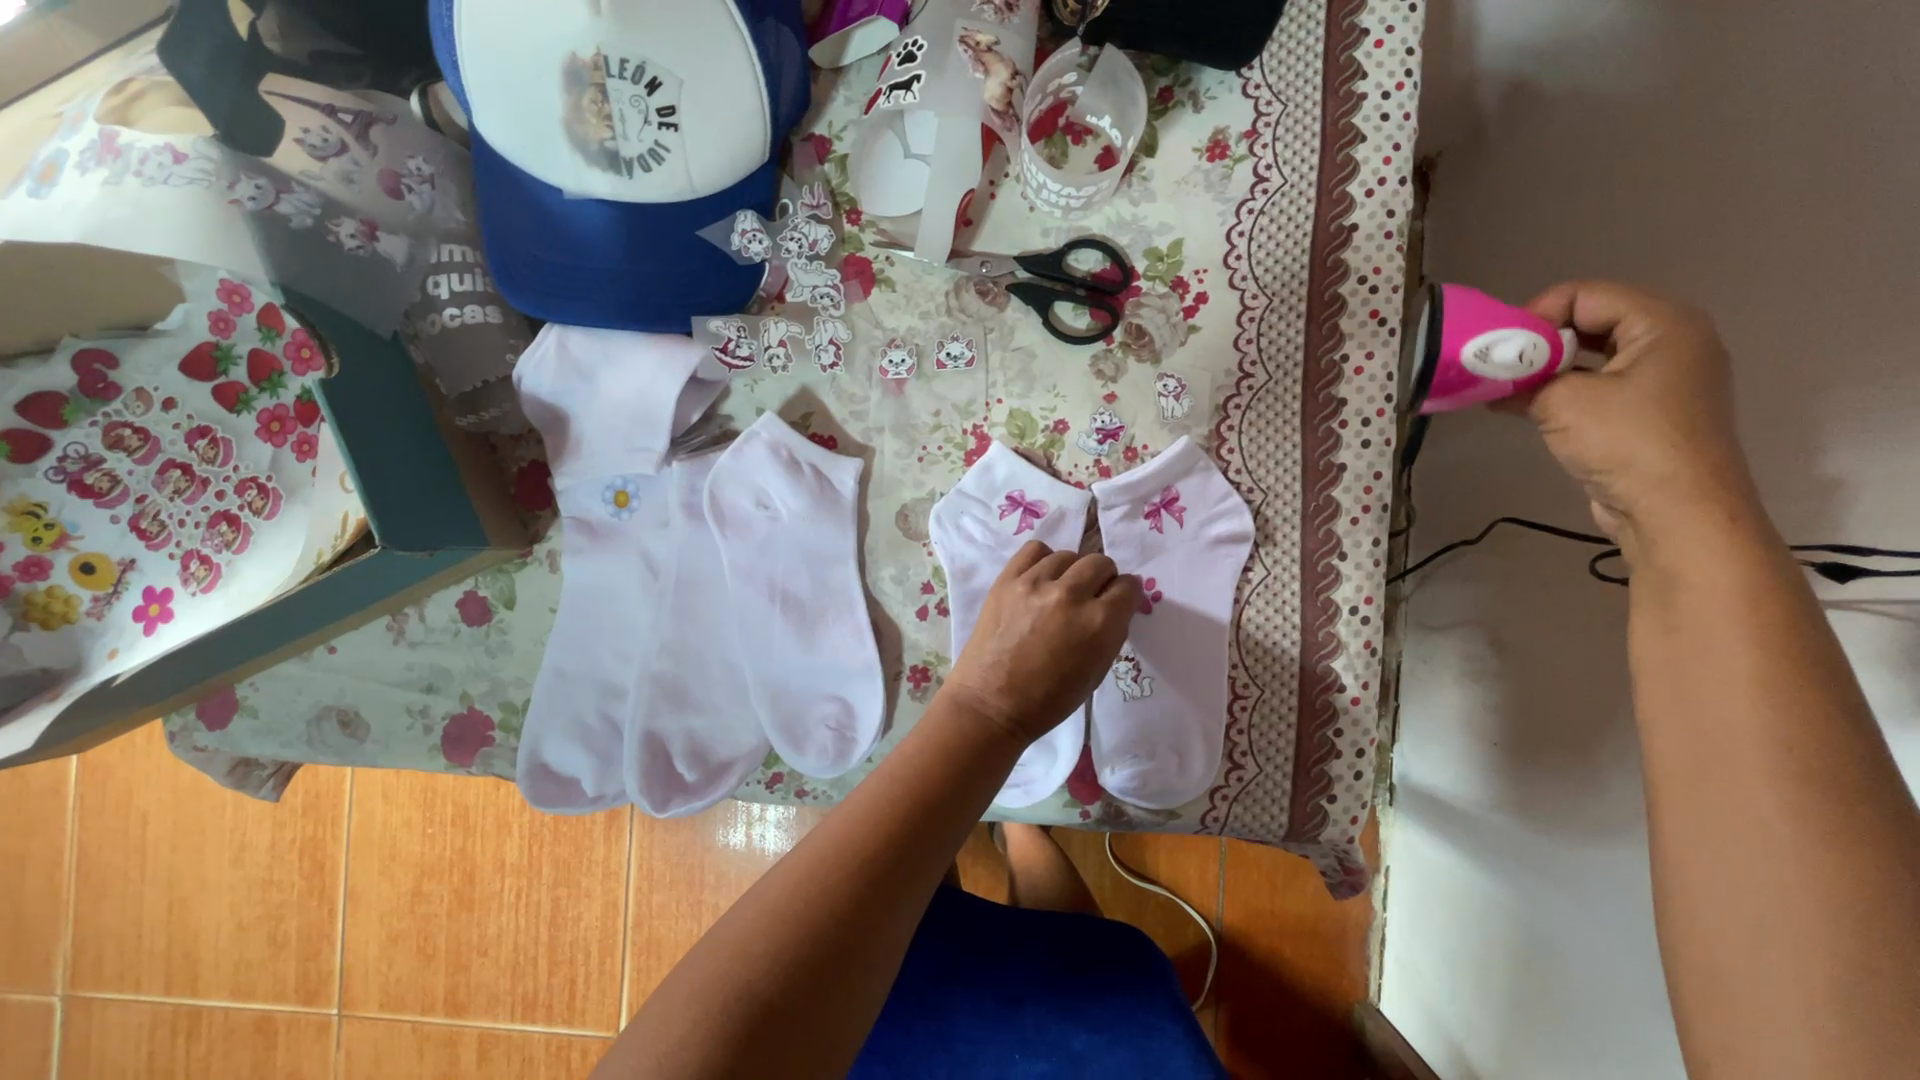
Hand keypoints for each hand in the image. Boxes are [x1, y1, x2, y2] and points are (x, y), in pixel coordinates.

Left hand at [940, 541, 1142, 746]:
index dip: (1125, 595)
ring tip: (1061, 591)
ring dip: (1072, 571)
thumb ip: (1110, 631)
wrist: (992, 703)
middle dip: (1102, 579)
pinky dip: (1043, 561)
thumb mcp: (1098, 670)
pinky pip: (1034, 550)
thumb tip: (1115, 606)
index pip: (1128, 587)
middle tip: (1090, 598)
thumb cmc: (1049, 699)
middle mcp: (1071, 595)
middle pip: (1100, 563)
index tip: (1117, 603)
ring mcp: (1035, 584)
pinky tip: (1040, 579)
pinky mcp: (1007, 580)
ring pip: (1068, 555)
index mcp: (1099, 623)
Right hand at [1513, 281, 1767, 556]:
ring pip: (1592, 355)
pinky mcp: (1649, 412)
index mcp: (1664, 323)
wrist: (1676, 512)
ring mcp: (1664, 379)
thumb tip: (1490, 372)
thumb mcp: (1564, 400)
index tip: (1498, 346)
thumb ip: (1525, 376)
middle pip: (1590, 321)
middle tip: (1497, 364)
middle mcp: (1672, 341)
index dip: (1535, 314)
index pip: (1585, 295)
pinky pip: (1599, 386)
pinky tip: (1520, 405)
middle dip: (1538, 341)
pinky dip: (1561, 390)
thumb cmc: (1628, 442)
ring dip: (1545, 368)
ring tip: (1503, 386)